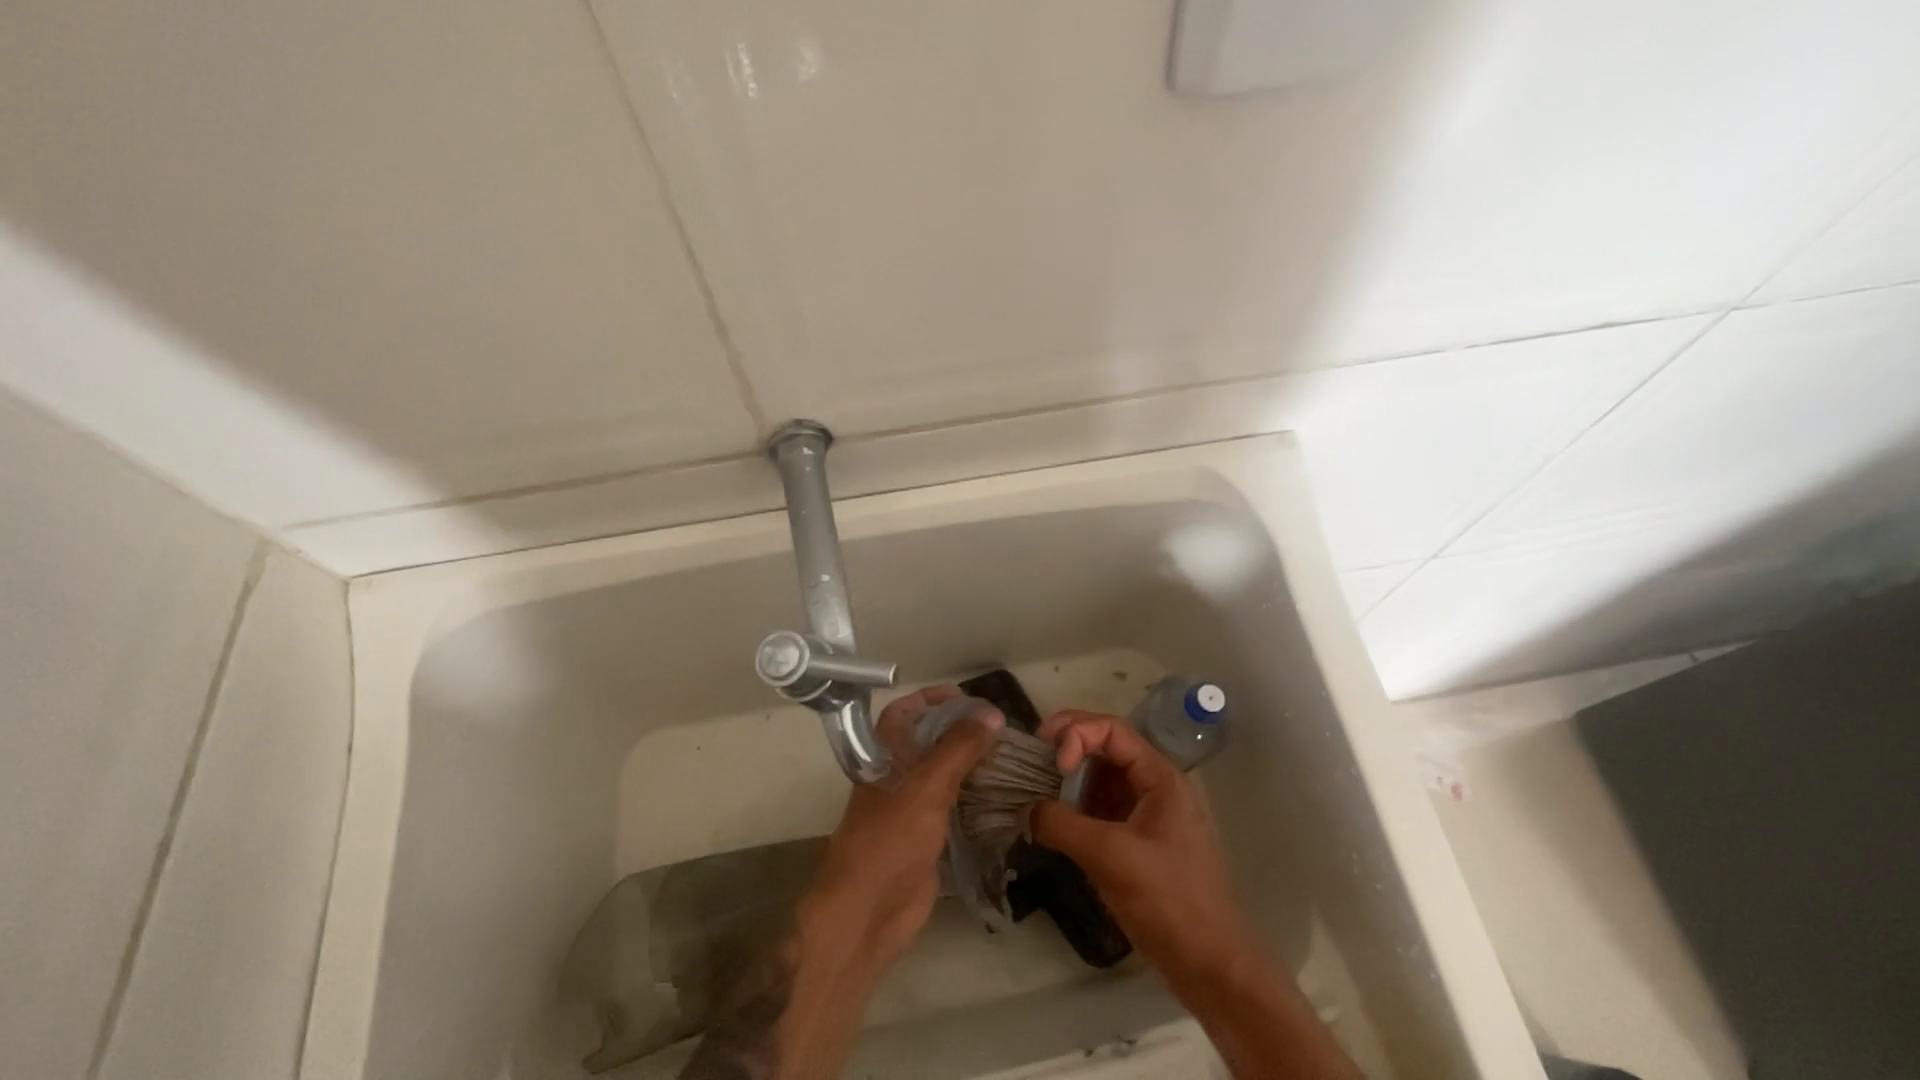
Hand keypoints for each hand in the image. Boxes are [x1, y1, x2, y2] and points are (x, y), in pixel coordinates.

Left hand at [805, 686, 1002, 975]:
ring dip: (971, 766)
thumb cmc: (891, 839)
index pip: (904, 712)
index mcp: (884, 756)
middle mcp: (895, 777)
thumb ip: (958, 748)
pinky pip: (953, 809)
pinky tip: (1004, 798)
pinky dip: (975, 800)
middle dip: (961, 732)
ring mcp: (911, 809)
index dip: (932, 699)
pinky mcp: (926, 838)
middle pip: (927, 743)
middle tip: (1002, 730)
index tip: (969, 699)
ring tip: (1010, 759)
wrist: (870, 909)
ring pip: (943, 776)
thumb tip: (990, 713)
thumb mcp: (927, 786)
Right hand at [1031, 709, 1254, 980]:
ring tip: (1034, 794)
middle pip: (1106, 750)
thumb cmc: (1169, 901)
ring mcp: (1149, 817)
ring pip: (1102, 782)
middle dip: (1067, 749)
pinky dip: (1076, 810)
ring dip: (1069, 782)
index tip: (1050, 761)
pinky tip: (1053, 824)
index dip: (1075, 733)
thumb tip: (1024, 808)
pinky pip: (1103, 812)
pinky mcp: (1140, 844)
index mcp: (1161, 778)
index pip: (1112, 731)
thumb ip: (1063, 824)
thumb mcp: (1110, 857)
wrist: (1210, 963)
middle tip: (1030, 764)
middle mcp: (1156, 788)